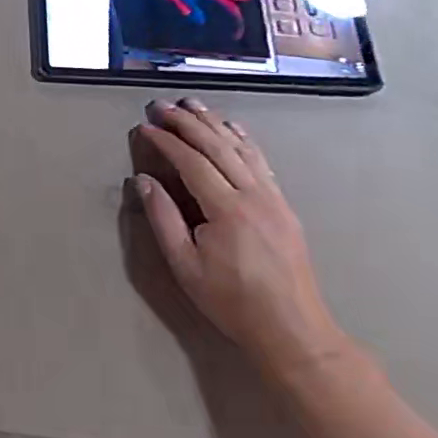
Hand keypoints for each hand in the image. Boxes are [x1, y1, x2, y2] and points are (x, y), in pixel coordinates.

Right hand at [130, 100, 349, 379]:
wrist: (295, 332)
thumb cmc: (232, 301)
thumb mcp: (185, 265)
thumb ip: (162, 218)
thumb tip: (143, 180)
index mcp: (228, 210)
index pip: (192, 162)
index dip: (166, 142)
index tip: (145, 127)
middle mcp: (255, 197)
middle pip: (217, 147)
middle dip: (187, 123)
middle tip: (162, 105)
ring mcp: (274, 200)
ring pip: (241, 150)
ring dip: (214, 124)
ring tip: (192, 105)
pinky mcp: (283, 207)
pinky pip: (261, 163)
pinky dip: (244, 140)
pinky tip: (232, 128)